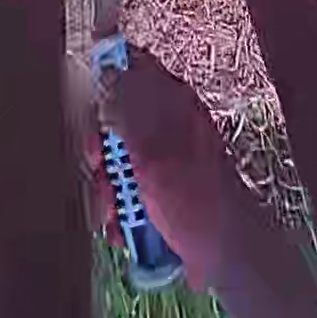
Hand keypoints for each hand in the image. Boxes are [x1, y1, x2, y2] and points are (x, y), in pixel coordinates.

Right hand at [97, 46, 242, 287]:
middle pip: (117, 114)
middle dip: (101, 145)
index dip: (111, 62)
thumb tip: (106, 73)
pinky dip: (121, 208)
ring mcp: (165, 156)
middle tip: (98, 164)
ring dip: (108, 185)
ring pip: (118, 155)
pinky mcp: (161, 187)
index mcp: (173, 101)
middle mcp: (168, 122)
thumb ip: (125, 109)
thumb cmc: (194, 196)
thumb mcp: (153, 149)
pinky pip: (128, 186)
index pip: (137, 64)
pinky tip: (123, 227)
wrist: (226, 254)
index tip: (90, 78)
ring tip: (114, 210)